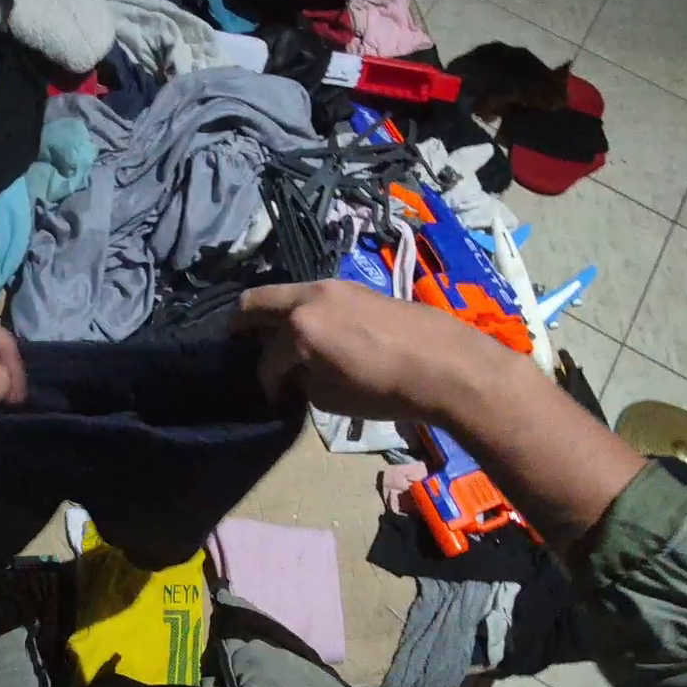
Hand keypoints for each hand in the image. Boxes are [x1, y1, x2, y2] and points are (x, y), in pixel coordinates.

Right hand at [234, 280, 516, 423]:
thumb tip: (293, 374)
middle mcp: (309, 298)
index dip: (265, 385)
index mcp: (298, 328)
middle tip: (241, 347)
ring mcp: (333, 287)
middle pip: (255, 302)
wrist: (445, 364)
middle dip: (242, 326)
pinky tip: (314, 334)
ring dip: (275, 317)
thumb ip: (300, 381)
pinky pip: (312, 296)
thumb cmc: (383, 389)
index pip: (265, 360)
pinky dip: (301, 312)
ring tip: (282, 343)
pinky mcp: (355, 287)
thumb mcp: (329, 397)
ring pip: (286, 295)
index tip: (273, 400)